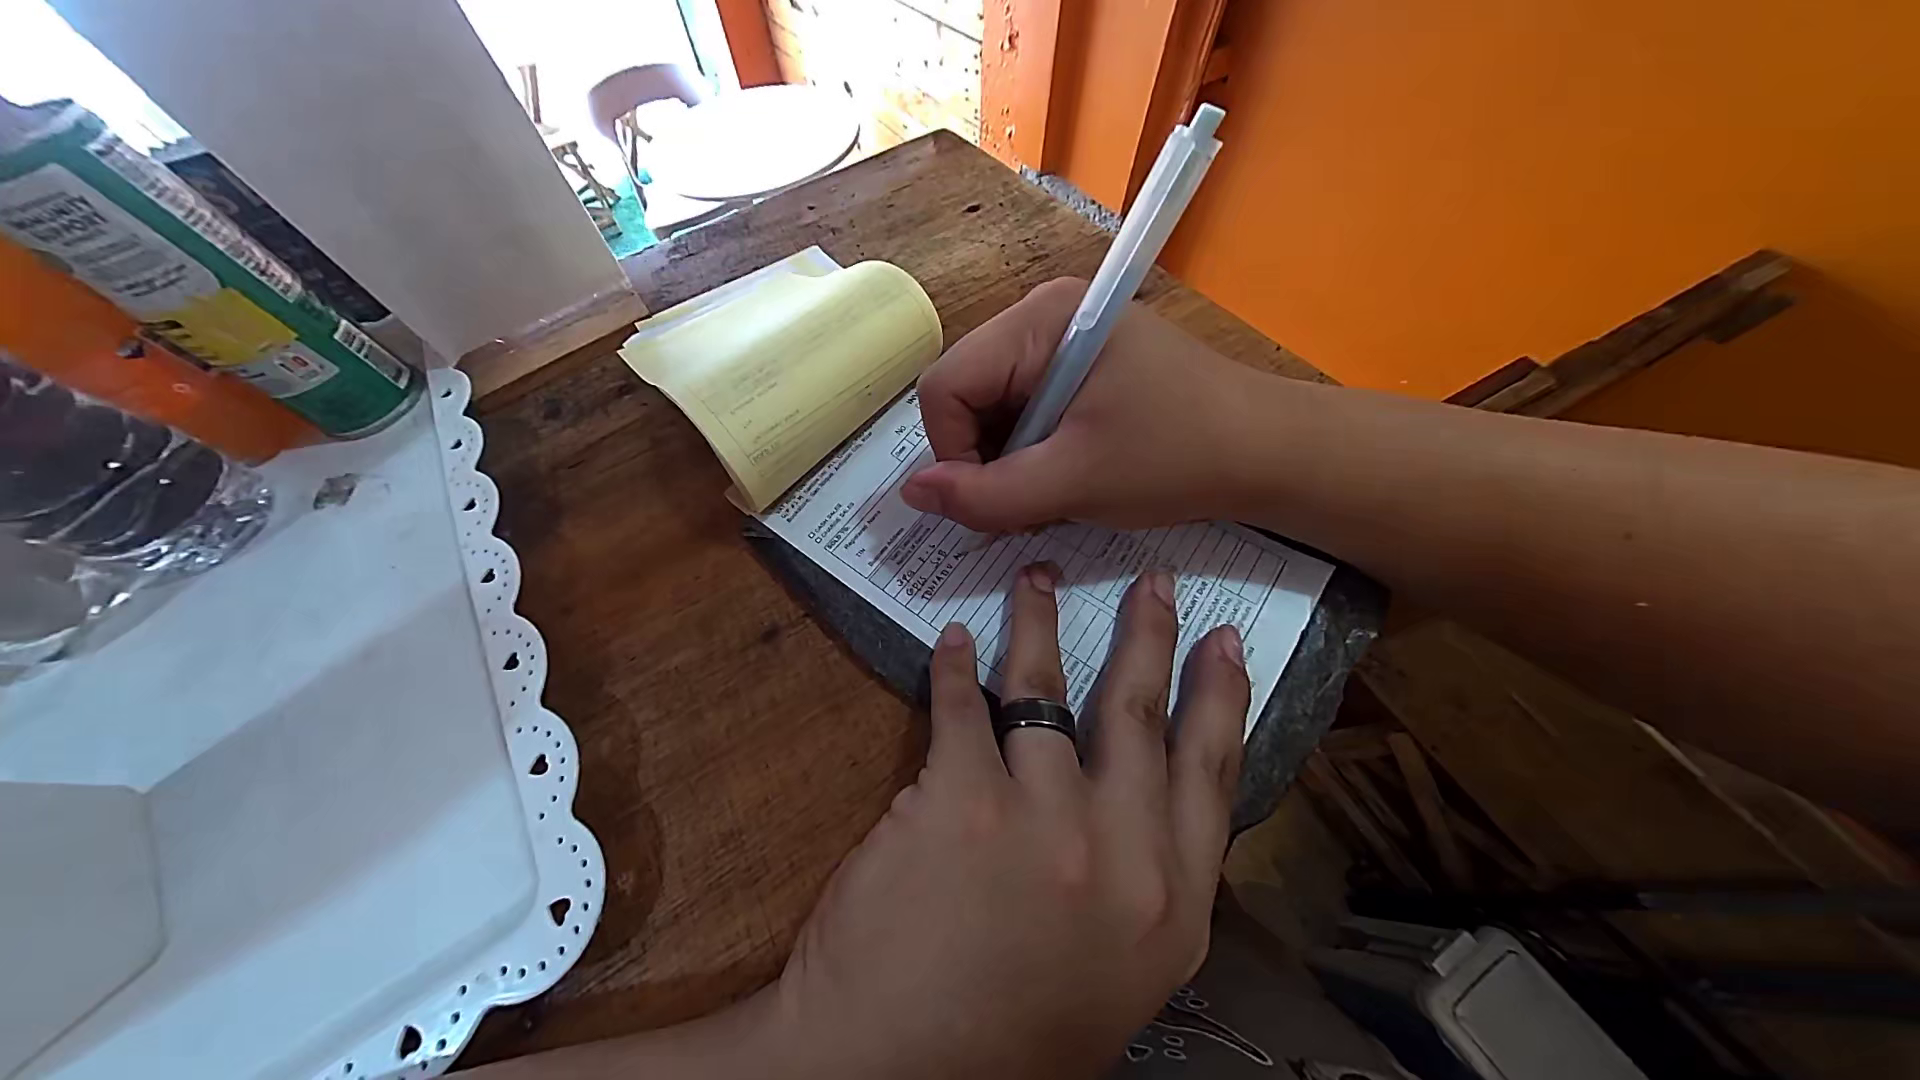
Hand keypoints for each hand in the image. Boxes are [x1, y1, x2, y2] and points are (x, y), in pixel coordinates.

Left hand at [764, 563, 1250, 1077]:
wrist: (891, 1078)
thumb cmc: (1003, 1036)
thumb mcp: (1109, 974)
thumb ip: (1133, 882)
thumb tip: (1132, 795)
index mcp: (1169, 909)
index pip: (1212, 775)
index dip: (1221, 698)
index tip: (1225, 642)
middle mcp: (1118, 857)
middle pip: (1140, 714)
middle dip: (1151, 637)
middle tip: (1157, 583)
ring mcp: (1040, 821)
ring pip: (1048, 687)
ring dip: (1041, 623)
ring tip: (1039, 580)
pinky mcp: (960, 800)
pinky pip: (964, 705)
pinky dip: (956, 665)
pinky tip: (955, 640)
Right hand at [903, 278, 1278, 531]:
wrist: (1268, 452)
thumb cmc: (1178, 458)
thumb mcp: (1074, 483)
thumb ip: (986, 495)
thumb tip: (912, 492)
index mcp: (1041, 320)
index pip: (946, 386)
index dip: (953, 452)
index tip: (994, 501)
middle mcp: (1043, 314)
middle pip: (965, 394)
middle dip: (985, 459)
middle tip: (1030, 503)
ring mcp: (1063, 337)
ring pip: (991, 408)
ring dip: (1010, 461)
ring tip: (1056, 492)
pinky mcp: (1079, 363)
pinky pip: (1024, 409)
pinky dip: (1032, 452)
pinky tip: (1068, 473)